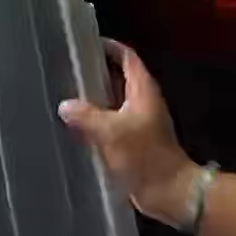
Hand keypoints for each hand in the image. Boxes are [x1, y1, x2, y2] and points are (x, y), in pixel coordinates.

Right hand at [58, 39, 200, 227]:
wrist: (170, 193)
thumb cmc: (145, 155)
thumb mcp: (112, 132)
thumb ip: (86, 116)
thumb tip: (65, 105)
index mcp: (143, 89)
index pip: (126, 56)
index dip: (109, 47)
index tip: (86, 43)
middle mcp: (142, 100)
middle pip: (118, 76)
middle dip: (96, 70)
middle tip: (69, 66)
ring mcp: (138, 120)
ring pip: (113, 99)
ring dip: (94, 96)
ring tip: (66, 91)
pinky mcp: (133, 140)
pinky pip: (111, 121)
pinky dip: (96, 118)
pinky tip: (76, 123)